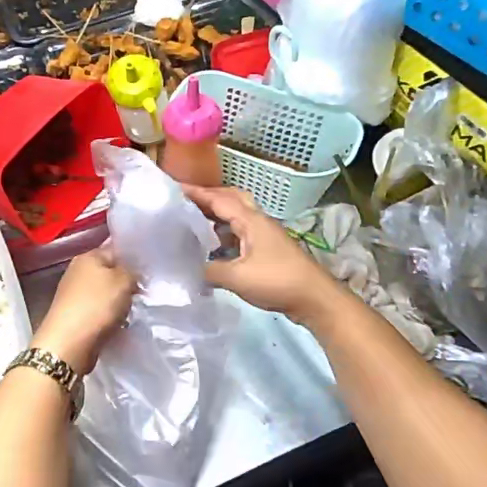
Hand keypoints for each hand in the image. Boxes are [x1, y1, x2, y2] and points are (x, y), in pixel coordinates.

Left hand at [30, 246, 134, 374]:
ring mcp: (74, 293)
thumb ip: (133, 271)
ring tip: (133, 309)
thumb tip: (133, 273)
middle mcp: (78, 271)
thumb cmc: (97, 305)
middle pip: (110, 271)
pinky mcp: (74, 314)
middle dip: (127, 282)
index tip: (149, 271)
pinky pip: (99, 309)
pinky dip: (109, 315)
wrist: (68, 344)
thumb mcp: (125, 281)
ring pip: (105, 292)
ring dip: (119, 300)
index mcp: (88, 256)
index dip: (134, 259)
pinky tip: (119, 323)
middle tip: (143, 292)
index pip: (116, 249)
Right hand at [183, 185, 344, 323]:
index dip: (196, 193)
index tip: (173, 188)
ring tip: (192, 223)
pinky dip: (224, 234)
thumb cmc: (277, 280)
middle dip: (208, 198)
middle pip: (231, 200)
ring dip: (216, 216)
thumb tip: (187, 268)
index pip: (218, 199)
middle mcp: (258, 222)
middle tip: (183, 203)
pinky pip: (241, 234)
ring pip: (237, 217)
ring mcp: (265, 236)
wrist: (314, 297)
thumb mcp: (237, 277)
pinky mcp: (268, 251)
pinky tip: (212, 249)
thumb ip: (209, 270)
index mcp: (251, 220)